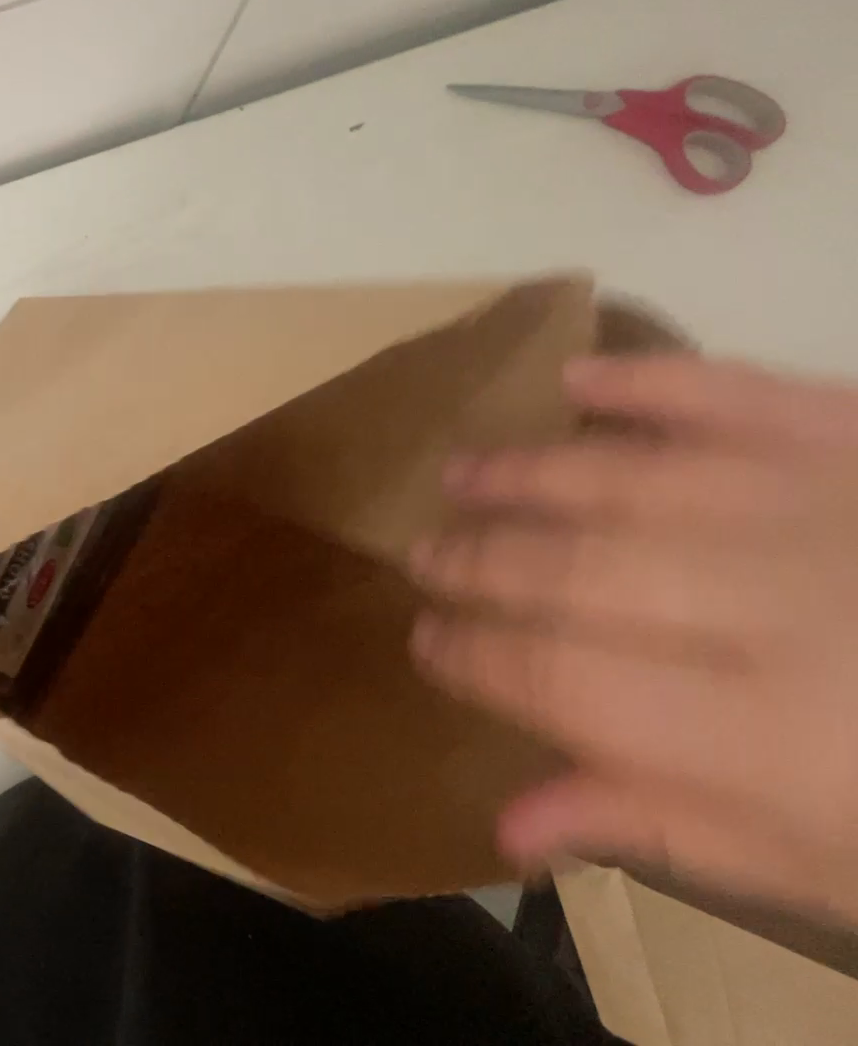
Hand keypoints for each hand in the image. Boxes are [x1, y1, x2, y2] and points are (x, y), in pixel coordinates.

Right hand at [409, 354, 857, 924]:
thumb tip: (505, 829)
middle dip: (474, 564)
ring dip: (522, 475)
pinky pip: (735, 394)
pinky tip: (576, 381)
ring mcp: (818, 509)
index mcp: (763, 731)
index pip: (554, 677)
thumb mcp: (819, 860)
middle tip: (424, 558)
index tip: (426, 642)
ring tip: (458, 475)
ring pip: (624, 480)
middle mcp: (774, 607)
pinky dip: (650, 381)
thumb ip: (660, 826)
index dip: (470, 656)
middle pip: (568, 571)